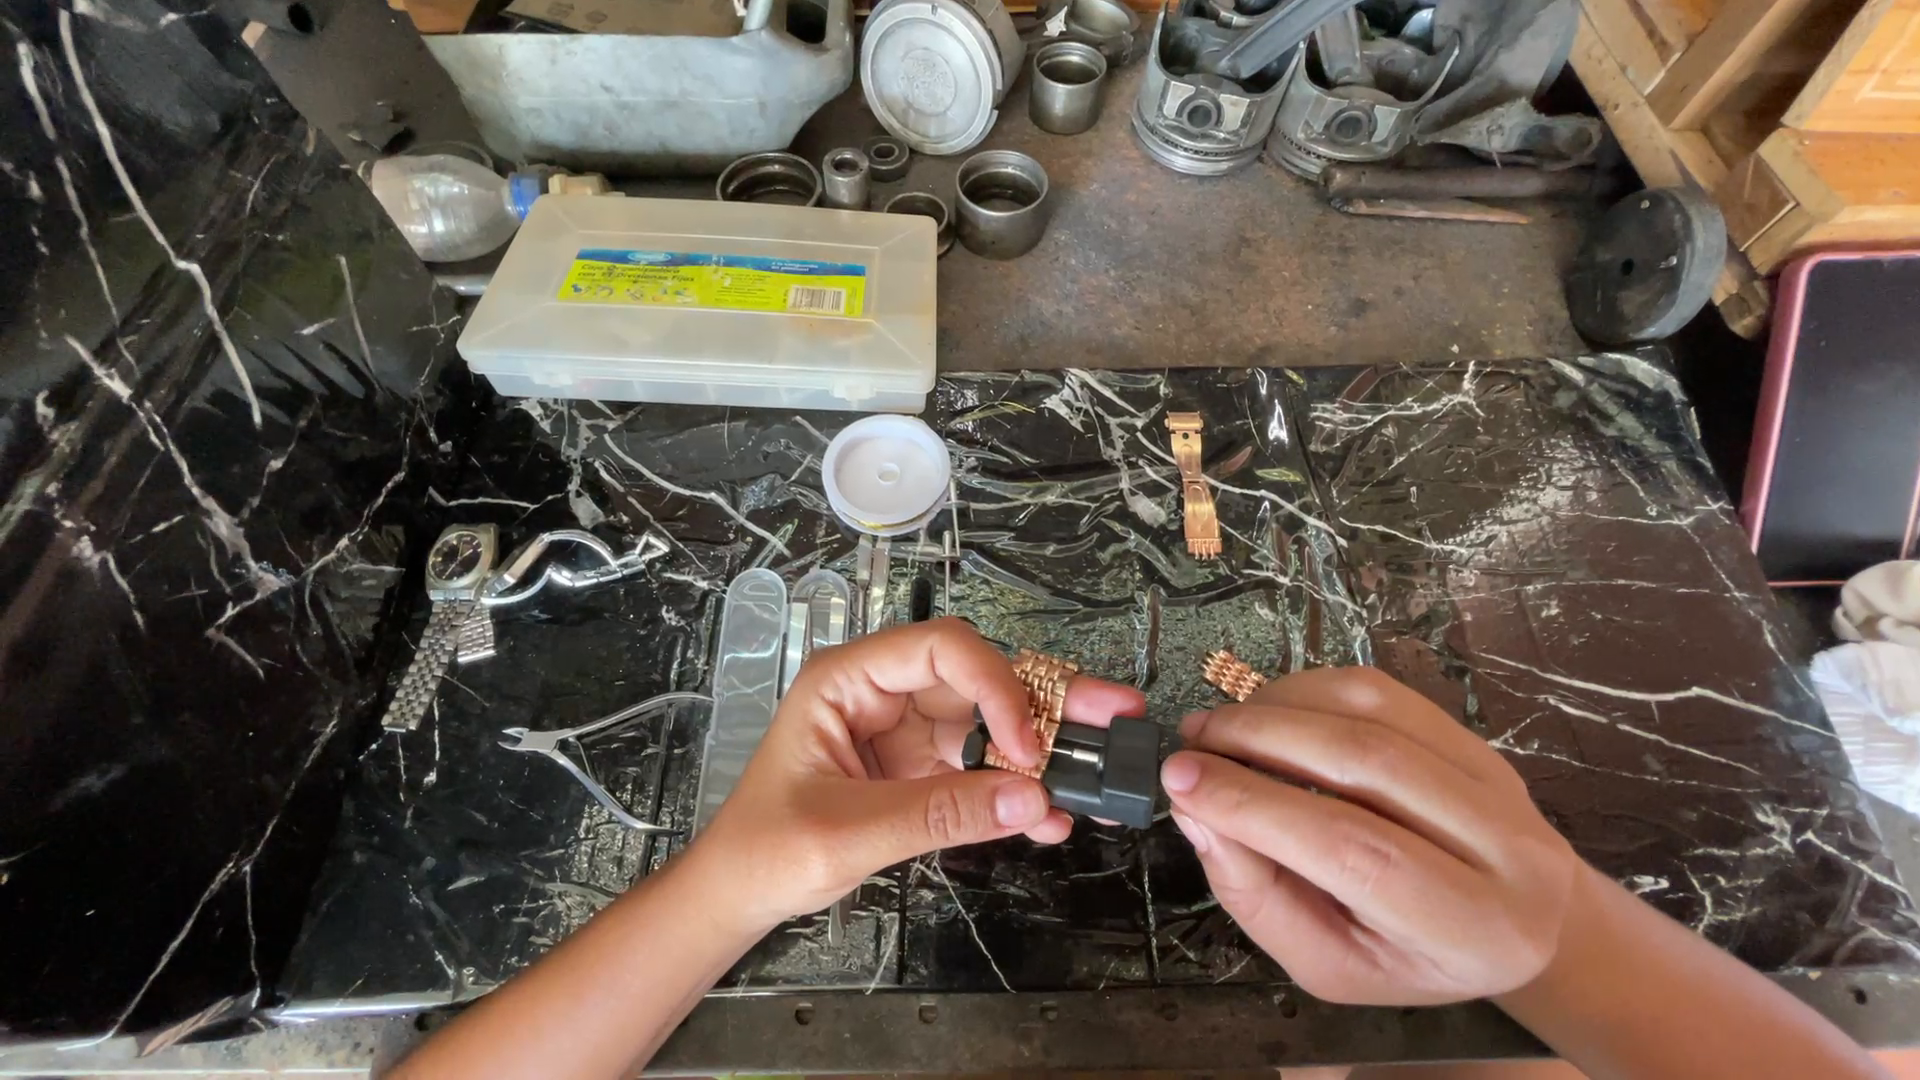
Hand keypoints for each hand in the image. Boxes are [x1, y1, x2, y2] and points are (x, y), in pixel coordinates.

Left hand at [694, 618, 1145, 930]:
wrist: (738, 895)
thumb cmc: (769, 848)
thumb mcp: (851, 831)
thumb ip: (941, 812)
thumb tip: (1033, 800)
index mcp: (853, 679)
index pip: (941, 650)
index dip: (995, 686)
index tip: (1027, 747)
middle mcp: (887, 693)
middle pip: (979, 680)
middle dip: (1046, 697)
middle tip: (1115, 708)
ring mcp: (908, 732)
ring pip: (989, 723)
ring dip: (1044, 747)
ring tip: (1103, 765)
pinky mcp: (921, 770)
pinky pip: (979, 770)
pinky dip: (1014, 792)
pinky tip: (1050, 819)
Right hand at [1162, 666, 1578, 1005]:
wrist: (1511, 924)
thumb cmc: (1404, 956)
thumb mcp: (1323, 961)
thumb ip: (1255, 894)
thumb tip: (1192, 810)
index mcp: (1472, 929)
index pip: (1354, 851)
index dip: (1254, 805)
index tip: (1177, 778)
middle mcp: (1507, 847)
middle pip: (1366, 763)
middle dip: (1257, 740)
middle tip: (1190, 738)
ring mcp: (1495, 778)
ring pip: (1370, 711)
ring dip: (1275, 706)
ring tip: (1220, 724)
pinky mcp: (1470, 734)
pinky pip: (1378, 690)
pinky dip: (1305, 689)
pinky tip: (1266, 710)